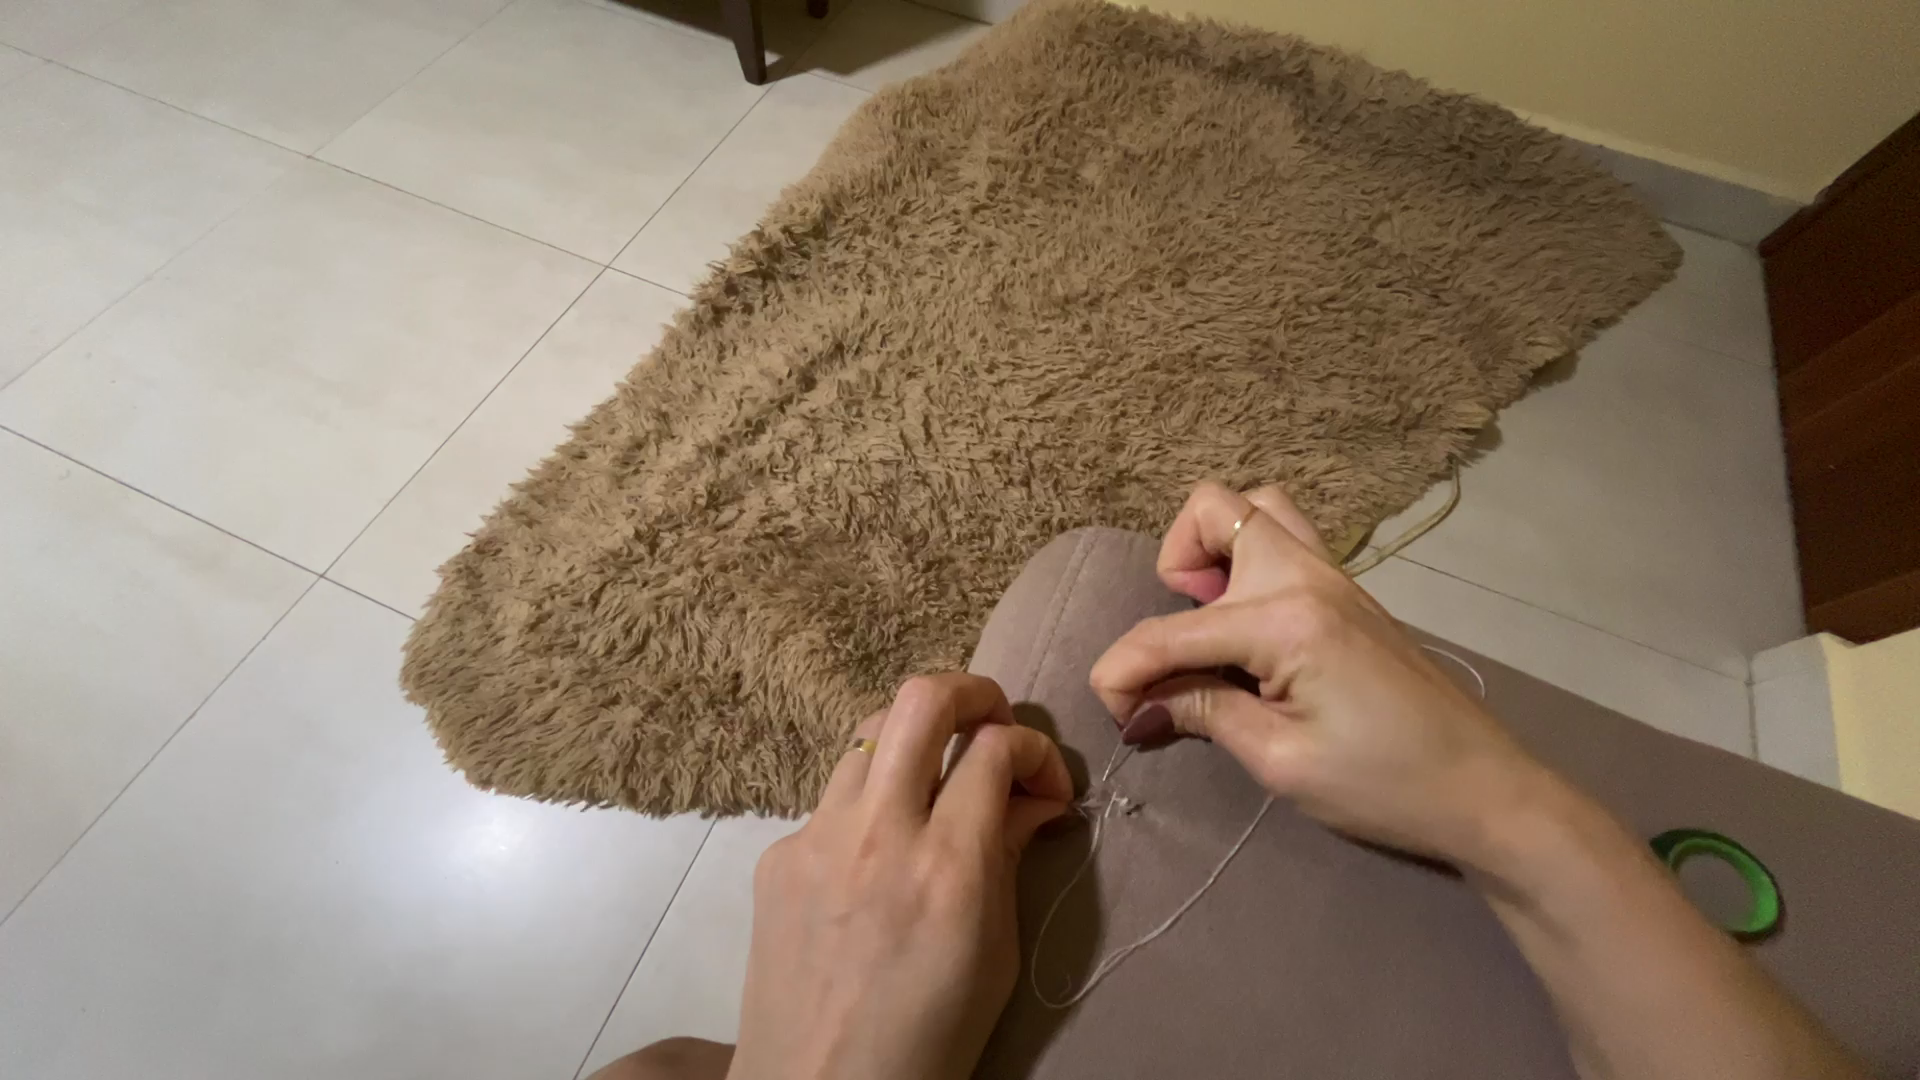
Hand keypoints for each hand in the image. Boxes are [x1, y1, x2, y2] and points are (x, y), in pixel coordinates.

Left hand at [728, 674, 1072, 1079]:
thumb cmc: (930, 1036)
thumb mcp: (995, 952)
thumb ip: (1009, 854)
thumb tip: (1033, 796)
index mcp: (946, 868)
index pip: (995, 750)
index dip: (1034, 749)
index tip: (1045, 783)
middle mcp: (877, 834)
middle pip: (922, 699)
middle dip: (973, 691)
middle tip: (993, 724)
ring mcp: (816, 836)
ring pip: (872, 728)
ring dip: (918, 735)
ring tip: (939, 775)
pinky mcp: (778, 852)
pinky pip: (837, 793)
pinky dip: (875, 797)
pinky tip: (880, 845)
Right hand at [1089, 480, 1553, 865]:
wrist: (1491, 793)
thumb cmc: (1385, 785)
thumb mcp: (1278, 759)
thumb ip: (1201, 712)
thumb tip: (1138, 704)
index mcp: (1285, 620)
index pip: (1171, 632)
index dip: (1123, 671)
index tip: (1117, 713)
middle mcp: (1305, 575)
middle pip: (1213, 510)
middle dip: (1173, 565)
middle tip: (1185, 636)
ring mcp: (1332, 575)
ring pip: (1256, 507)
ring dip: (1214, 547)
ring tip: (1214, 613)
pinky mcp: (1346, 591)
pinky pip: (1284, 536)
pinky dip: (1246, 559)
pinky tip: (1250, 624)